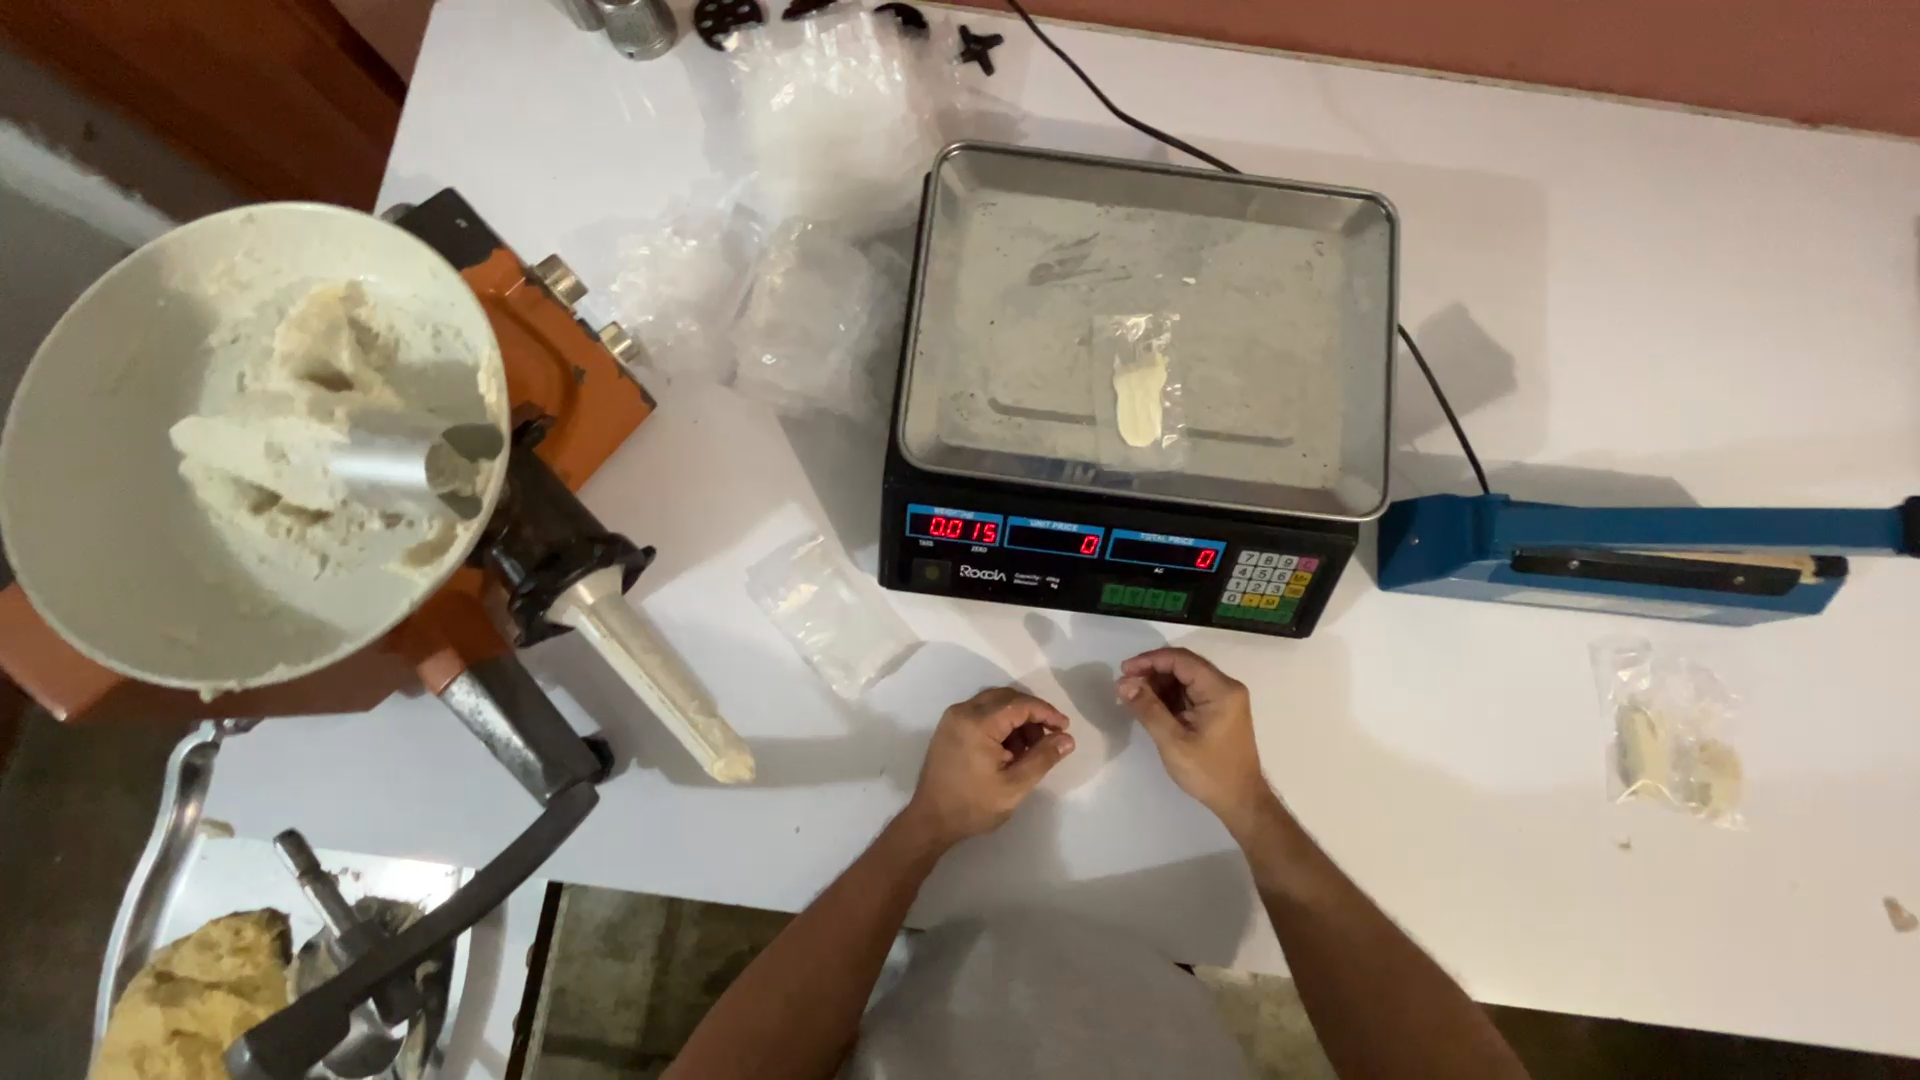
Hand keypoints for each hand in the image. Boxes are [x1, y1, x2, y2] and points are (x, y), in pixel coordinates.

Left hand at [900, 687, 1074, 850]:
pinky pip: (981, 712)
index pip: (1020, 704)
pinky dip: (1000, 722)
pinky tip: (1009, 748)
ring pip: (994, 703)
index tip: (1065, 727)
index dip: (1046, 712)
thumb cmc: (974, 805)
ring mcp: (953, 717)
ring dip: (1016, 718)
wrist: (931, 820)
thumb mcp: (1015, 785)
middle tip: (1050, 736)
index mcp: (978, 723)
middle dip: (1032, 713)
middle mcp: (963, 711)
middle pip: (1006, 697)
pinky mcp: (949, 726)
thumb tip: (1067, 738)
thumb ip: (1043, 758)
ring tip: (1029, 748)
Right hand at [1118, 647, 1274, 833]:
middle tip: (1126, 684)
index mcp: (1220, 690)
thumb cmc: (1209, 773)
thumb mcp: (1173, 742)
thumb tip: (1123, 683)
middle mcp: (1226, 687)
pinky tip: (1151, 705)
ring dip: (1160, 683)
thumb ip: (1148, 709)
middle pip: (1184, 665)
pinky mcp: (1219, 710)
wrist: (1241, 801)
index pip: (1181, 660)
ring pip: (1186, 678)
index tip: (1124, 671)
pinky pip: (1191, 692)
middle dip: (1153, 671)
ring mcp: (1224, 699)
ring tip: (1134, 695)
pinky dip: (1170, 695)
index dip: (1150, 660)